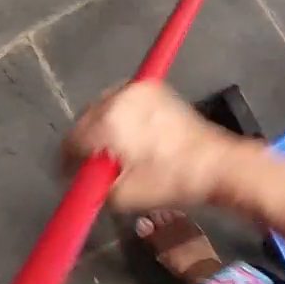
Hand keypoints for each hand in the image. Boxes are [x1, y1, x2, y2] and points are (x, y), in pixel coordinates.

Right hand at [64, 81, 249, 211]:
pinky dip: (116, 115)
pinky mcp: (152, 88)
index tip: (69, 175)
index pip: (74, 139)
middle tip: (90, 166)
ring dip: (99, 127)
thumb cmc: (171, 180)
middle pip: (85, 119)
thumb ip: (92, 187)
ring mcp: (137, 88)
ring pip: (102, 107)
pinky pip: (120, 100)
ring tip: (109, 151)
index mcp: (109, 121)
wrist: (216, 163)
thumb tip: (80, 180)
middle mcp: (119, 97)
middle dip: (84, 141)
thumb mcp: (125, 195)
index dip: (68, 160)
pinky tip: (125, 135)